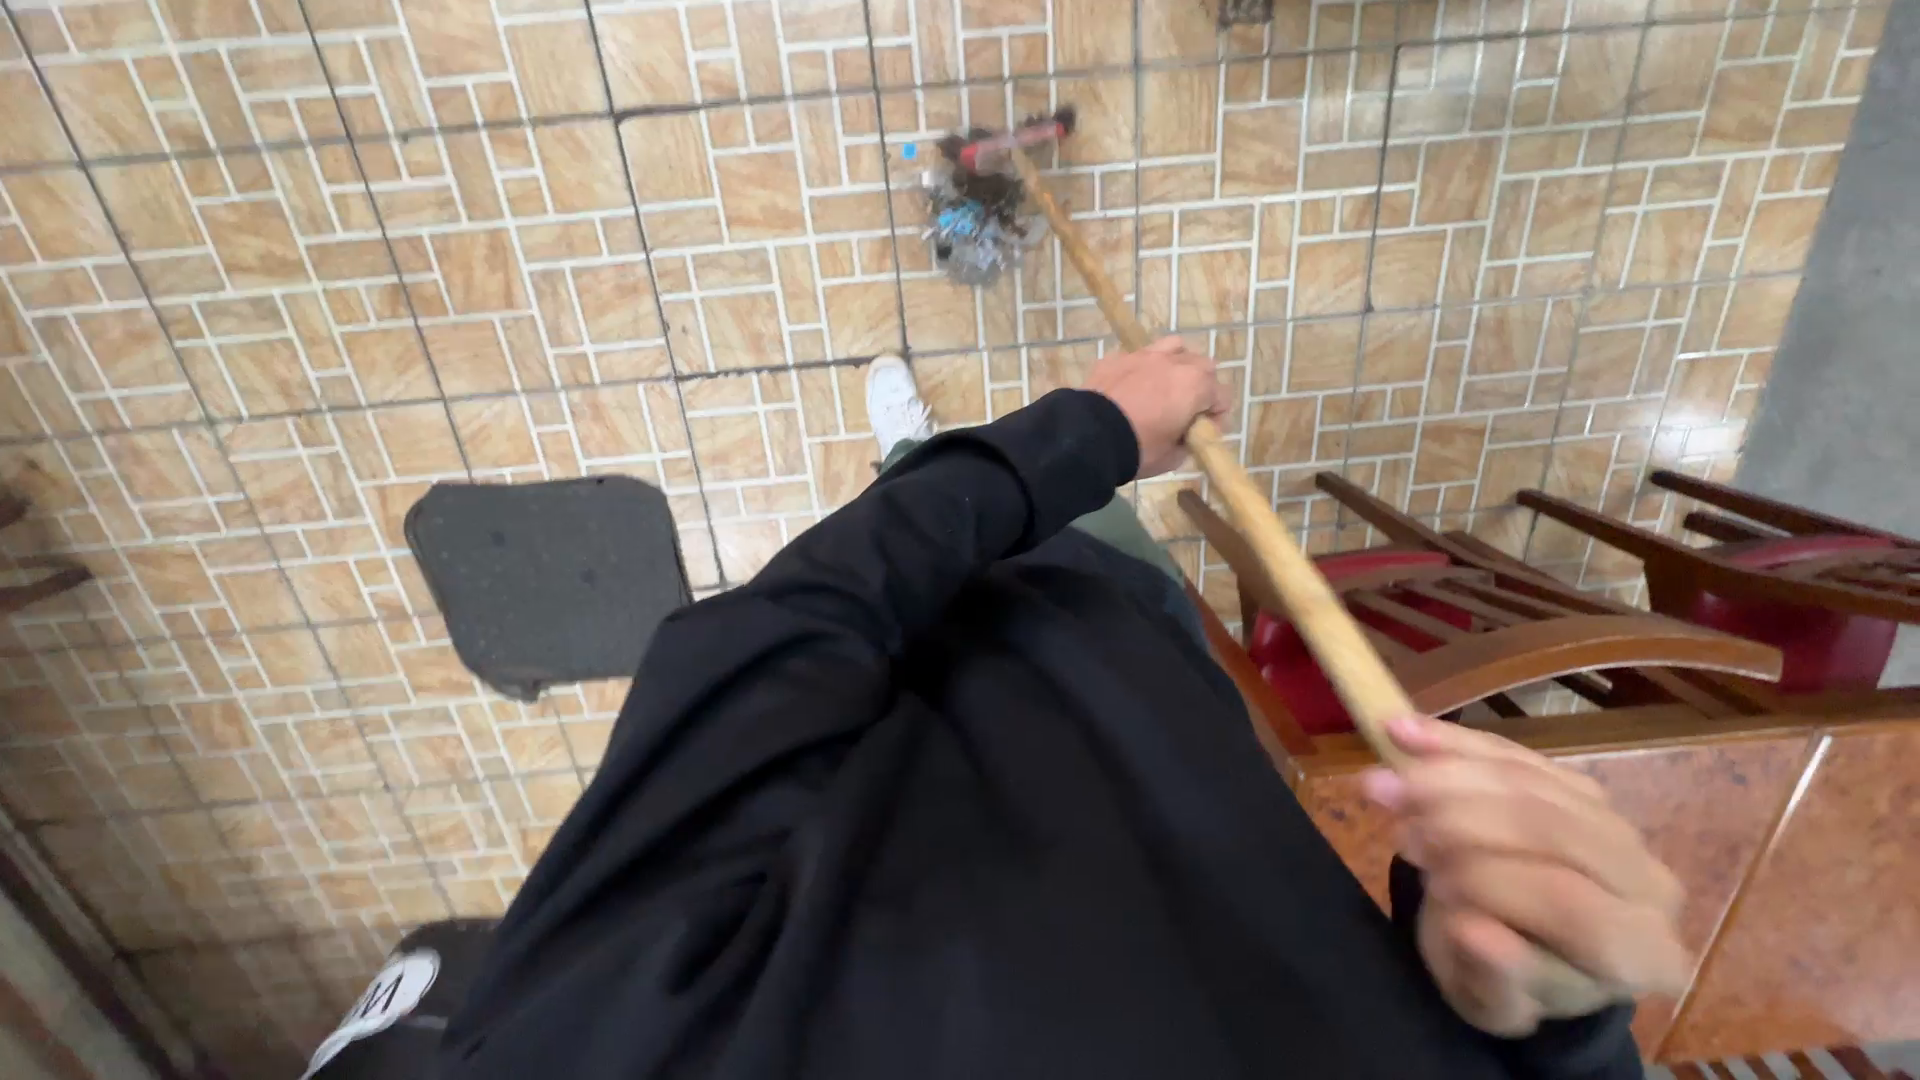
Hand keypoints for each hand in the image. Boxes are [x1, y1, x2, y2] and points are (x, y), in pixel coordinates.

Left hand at [1084, 337, 1230, 478]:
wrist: (1089, 437)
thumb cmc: (1138, 449)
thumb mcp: (1172, 457)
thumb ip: (1187, 442)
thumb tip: (1186, 436)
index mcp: (1195, 385)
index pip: (1222, 396)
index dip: (1216, 417)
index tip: (1202, 433)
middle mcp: (1174, 362)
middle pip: (1202, 366)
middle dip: (1200, 387)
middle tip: (1185, 411)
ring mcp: (1143, 355)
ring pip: (1173, 348)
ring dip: (1176, 365)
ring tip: (1163, 387)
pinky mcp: (1115, 358)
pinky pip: (1137, 357)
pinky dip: (1140, 370)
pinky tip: (1130, 388)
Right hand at [1361, 716, 1689, 1035]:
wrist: (1512, 938)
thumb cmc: (1503, 978)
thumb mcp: (1491, 1000)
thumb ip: (1493, 977)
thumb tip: (1472, 929)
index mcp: (1643, 953)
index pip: (1573, 907)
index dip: (1494, 886)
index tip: (1425, 886)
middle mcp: (1645, 882)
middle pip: (1551, 828)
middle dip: (1459, 819)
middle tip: (1396, 830)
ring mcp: (1612, 823)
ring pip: (1526, 779)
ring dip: (1443, 774)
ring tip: (1381, 786)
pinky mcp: (1570, 782)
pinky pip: (1509, 750)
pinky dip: (1448, 740)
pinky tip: (1399, 731)